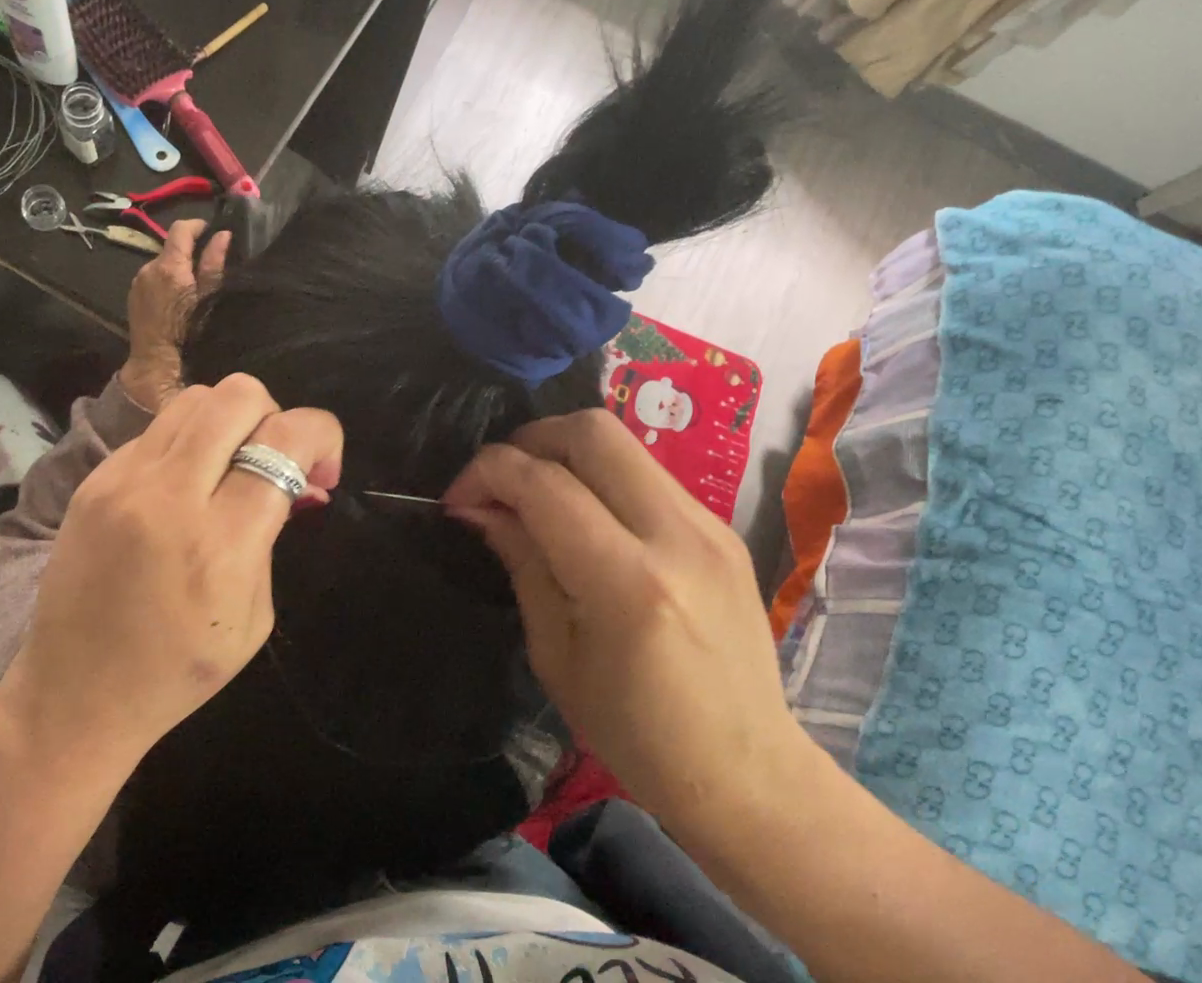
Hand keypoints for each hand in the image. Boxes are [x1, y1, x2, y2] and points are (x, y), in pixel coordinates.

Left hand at [0, 373, 340, 763]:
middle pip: (239, 395)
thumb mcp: (253, 619)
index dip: (323, 437)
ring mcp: (123, 481)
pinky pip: (155, 432)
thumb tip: (292, 484)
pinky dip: (185, 445)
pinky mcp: (93, 481)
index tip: (321, 473)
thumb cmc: (177, 673)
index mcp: (221, 542)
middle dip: (275, 417)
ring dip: (229, 422)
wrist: (76, 693)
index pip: (286, 438)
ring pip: (194, 399)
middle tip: (273, 464)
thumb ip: (271, 537)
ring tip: (230, 469)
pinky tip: (183, 489)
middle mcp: (170, 495)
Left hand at [117, 220, 230, 413]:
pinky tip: (175, 299)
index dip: (198, 225)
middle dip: (187, 252)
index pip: (181, 229)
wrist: (156, 362)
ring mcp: (138, 281)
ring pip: (161, 263)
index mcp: (169, 266)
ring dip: (175, 268)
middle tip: (206, 266)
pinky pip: (152, 278)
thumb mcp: (208, 297)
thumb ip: (214, 264)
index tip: (211, 231)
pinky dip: (164, 280)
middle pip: (170, 247)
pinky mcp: (133, 294)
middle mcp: (149, 268)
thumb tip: (223, 235)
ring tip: (191, 286)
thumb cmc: (188, 333)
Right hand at [444, 409, 812, 834]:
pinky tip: (581, 520)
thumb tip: (481, 508)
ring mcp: (709, 526)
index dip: (486, 474)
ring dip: (564, 456)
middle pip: (591, 432)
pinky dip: (600, 478)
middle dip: (528, 441)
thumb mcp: (555, 655)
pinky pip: (647, 475)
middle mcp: (675, 535)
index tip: (456, 501)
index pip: (543, 483)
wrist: (744, 769)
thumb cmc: (634, 732)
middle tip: (498, 484)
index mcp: (626, 581)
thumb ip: (523, 563)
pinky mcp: (722, 530)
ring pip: (623, 444)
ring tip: (533, 499)